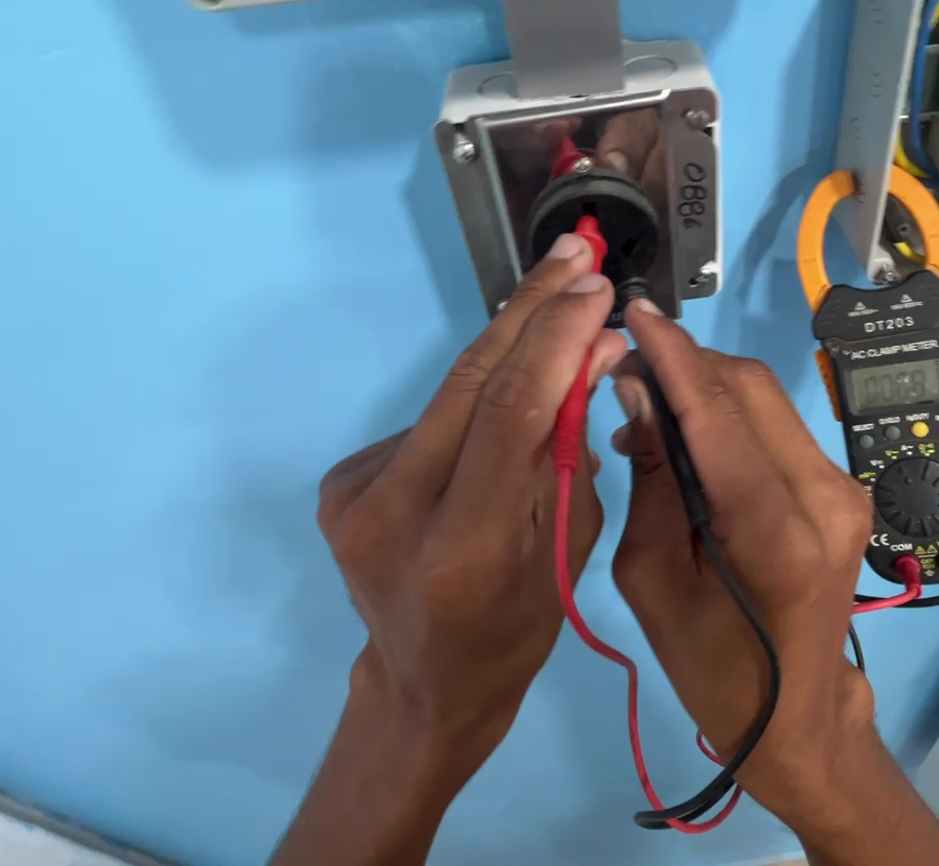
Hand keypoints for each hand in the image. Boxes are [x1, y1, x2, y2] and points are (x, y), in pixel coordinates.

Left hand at [273, 234, 627, 865]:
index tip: (596, 286)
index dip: (554, 337)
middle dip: (530, 308)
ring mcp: (354, 493)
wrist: (424, 685)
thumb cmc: (517, 629)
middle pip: (469, 380)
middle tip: (576, 253)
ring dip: (511, 345)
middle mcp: (393, 509)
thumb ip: (572, 444)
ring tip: (560, 297)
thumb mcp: (567, 544)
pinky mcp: (342, 481)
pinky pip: (432, 421)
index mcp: (464, 544)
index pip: (509, 412)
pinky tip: (509, 395)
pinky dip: (478, 397)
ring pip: (452, 393)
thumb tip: (593, 350)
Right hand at [610, 302, 938, 864]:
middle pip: (750, 388)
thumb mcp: (652, 578)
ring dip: (705, 383)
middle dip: (686, 360)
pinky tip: (690, 430)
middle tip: (629, 365)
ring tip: (650, 403)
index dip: (673, 354)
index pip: (719, 414)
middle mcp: (826, 496)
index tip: (636, 311)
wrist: (798, 715)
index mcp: (778, 533)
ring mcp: (844, 489)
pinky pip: (777, 424)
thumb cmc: (711, 664)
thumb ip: (652, 477)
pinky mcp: (844, 487)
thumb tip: (640, 392)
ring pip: (765, 397)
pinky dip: (729, 412)